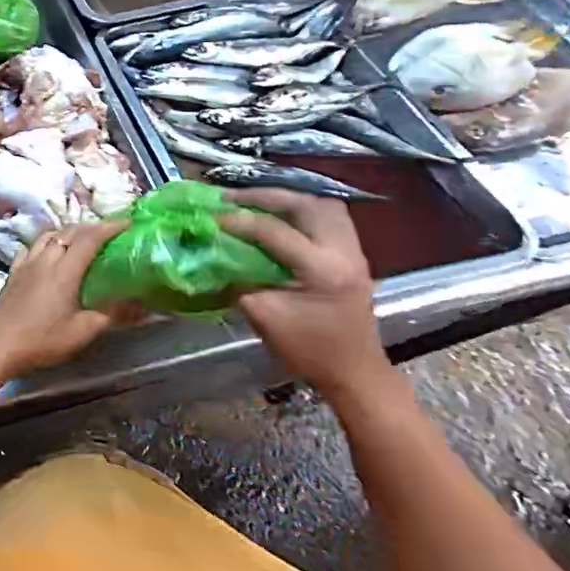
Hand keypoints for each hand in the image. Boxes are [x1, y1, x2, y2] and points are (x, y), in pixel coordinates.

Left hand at [0, 220, 130, 378]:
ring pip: (49, 235)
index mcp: (65, 269)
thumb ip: (113, 315)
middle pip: (70, 232)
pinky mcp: (13, 272)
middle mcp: (46, 259)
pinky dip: (46, 242)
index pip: (90, 238)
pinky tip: (48, 252)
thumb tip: (143, 308)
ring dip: (68, 232)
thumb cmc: (42, 339)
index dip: (110, 227)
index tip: (127, 224)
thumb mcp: (83, 331)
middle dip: (92, 227)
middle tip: (109, 233)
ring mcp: (26, 263)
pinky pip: (32, 247)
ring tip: (81, 239)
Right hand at [217, 189, 404, 401]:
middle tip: (234, 197)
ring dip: (289, 199)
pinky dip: (305, 210)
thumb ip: (241, 283)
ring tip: (259, 202)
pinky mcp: (355, 255)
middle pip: (304, 204)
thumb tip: (221, 257)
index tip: (214, 217)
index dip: (241, 221)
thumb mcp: (265, 319)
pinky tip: (285, 217)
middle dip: (266, 197)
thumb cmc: (309, 352)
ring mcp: (355, 251)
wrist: (355, 373)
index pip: (275, 231)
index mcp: (322, 269)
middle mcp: (344, 251)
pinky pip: (331, 217)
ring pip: (323, 205)